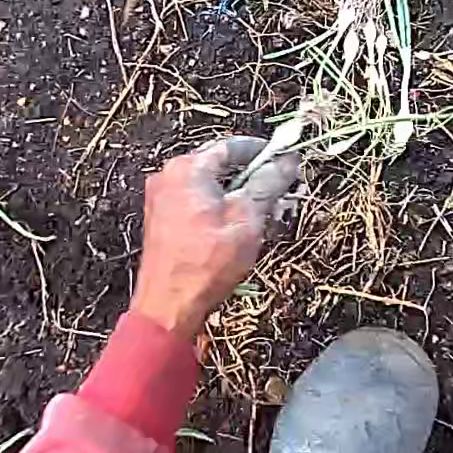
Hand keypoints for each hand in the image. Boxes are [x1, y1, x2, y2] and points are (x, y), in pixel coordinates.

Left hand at [131, 137, 300, 342]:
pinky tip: (242, 227)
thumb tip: (289, 159)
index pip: (234, 145)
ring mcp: (163, 198)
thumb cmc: (209, 260)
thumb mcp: (248, 216)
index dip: (266, 151)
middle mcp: (170, 176)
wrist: (168, 307)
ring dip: (242, 194)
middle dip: (256, 176)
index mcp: (189, 167)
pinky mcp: (163, 219)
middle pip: (223, 164)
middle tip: (283, 191)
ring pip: (213, 185)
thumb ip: (269, 181)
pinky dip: (223, 207)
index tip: (288, 161)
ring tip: (268, 213)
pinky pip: (200, 201)